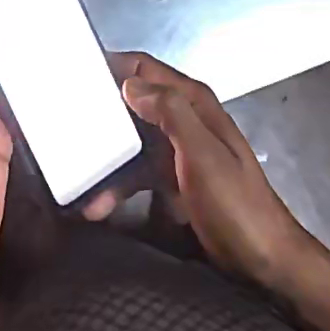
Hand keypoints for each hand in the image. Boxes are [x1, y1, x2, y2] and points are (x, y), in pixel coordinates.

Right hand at [89, 52, 311, 286]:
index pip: (143, 68)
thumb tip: (129, 85)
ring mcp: (176, 149)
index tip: (73, 73)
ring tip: (74, 176)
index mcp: (191, 102)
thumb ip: (170, 112)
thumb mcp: (203, 154)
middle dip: (98, 111)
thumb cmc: (236, 205)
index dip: (110, 65)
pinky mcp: (171, 179)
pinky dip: (115, 185)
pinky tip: (96, 206)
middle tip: (62, 122)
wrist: (267, 264)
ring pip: (128, 140)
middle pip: (130, 102)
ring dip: (103, 157)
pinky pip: (135, 172)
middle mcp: (181, 118)